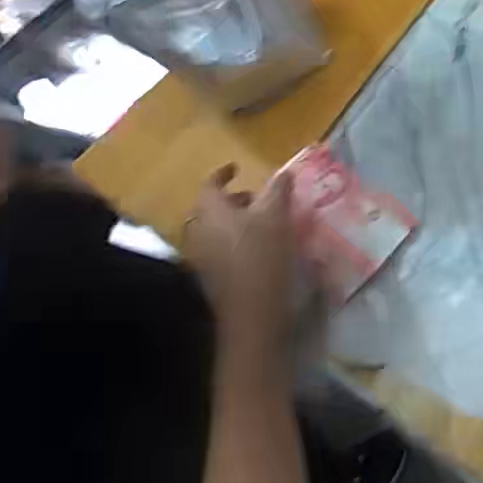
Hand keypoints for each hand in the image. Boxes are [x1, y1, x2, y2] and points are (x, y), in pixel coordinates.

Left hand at [183, 164, 297, 371]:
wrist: (252, 315)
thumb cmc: (263, 256)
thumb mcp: (277, 216)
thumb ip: (279, 189)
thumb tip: (283, 172)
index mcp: (209, 211)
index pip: (210, 184)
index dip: (223, 173)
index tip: (236, 168)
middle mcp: (198, 231)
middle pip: (210, 207)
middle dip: (231, 199)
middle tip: (254, 197)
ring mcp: (201, 257)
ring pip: (214, 229)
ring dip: (233, 220)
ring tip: (261, 222)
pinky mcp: (210, 278)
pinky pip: (218, 248)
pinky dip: (234, 240)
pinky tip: (258, 248)